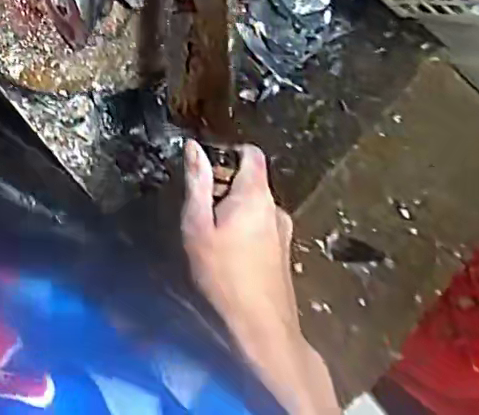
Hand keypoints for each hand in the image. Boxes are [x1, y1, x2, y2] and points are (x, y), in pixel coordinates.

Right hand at [183, 142, 338, 414]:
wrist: (263, 331)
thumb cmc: (224, 273)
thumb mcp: (198, 224)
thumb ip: (198, 182)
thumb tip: (194, 146)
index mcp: (256, 194)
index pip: (251, 153)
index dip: (228, 150)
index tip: (205, 163)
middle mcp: (275, 208)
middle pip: (250, 178)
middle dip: (223, 182)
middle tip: (198, 203)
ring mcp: (283, 232)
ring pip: (254, 203)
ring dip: (232, 206)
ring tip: (208, 228)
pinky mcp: (283, 253)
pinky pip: (261, 223)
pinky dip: (242, 224)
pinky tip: (226, 248)